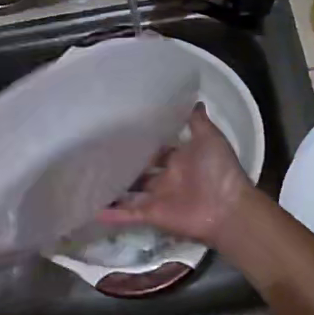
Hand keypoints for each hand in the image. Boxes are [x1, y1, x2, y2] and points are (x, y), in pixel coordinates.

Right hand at [98, 104, 258, 246]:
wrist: (228, 209)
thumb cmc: (220, 171)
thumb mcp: (210, 139)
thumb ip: (198, 122)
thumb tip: (194, 100)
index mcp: (181, 159)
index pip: (157, 148)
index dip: (143, 140)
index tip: (120, 129)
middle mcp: (167, 177)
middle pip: (141, 169)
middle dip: (123, 162)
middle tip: (95, 150)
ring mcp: (158, 197)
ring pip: (130, 191)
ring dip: (112, 187)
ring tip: (85, 177)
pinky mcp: (152, 215)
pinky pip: (128, 213)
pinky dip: (111, 213)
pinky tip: (90, 207)